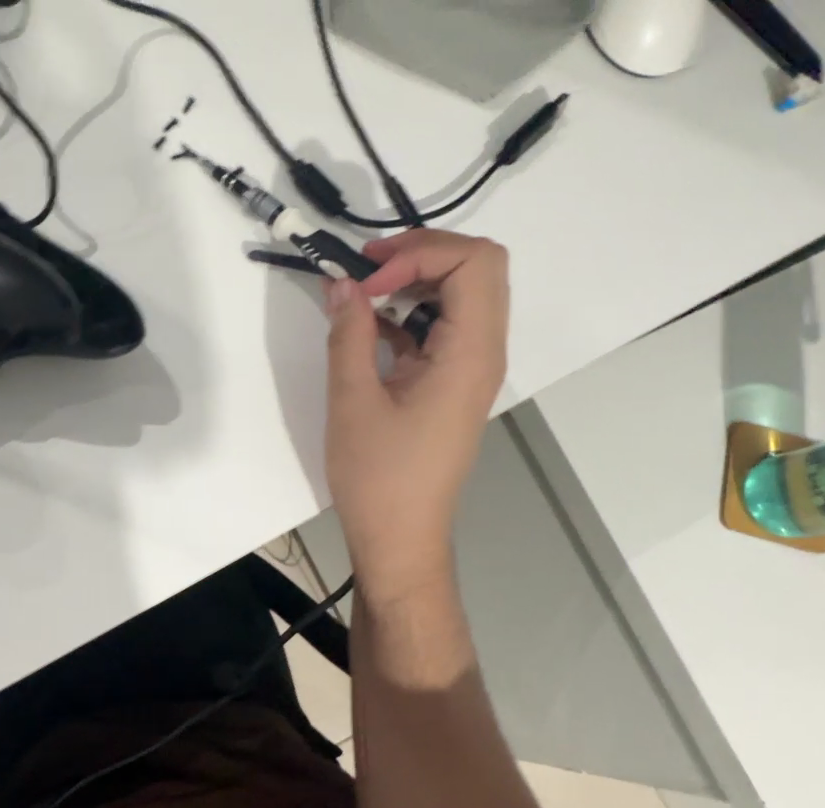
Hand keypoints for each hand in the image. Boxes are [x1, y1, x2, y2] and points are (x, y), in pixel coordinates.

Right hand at [324, 230, 508, 601]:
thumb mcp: (352, 402)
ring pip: (461, 295)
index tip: (365, 283)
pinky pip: (441, 327)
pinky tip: (368, 326)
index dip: (419, 255)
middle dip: (421, 255)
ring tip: (361, 291)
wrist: (399, 535)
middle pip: (477, 269)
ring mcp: (470, 368)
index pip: (473, 263)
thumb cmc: (379, 476)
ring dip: (414, 281)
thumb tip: (341, 285)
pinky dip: (408, 312)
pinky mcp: (451, 383)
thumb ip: (349, 335)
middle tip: (365, 267)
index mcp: (471, 354)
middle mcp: (483, 352)